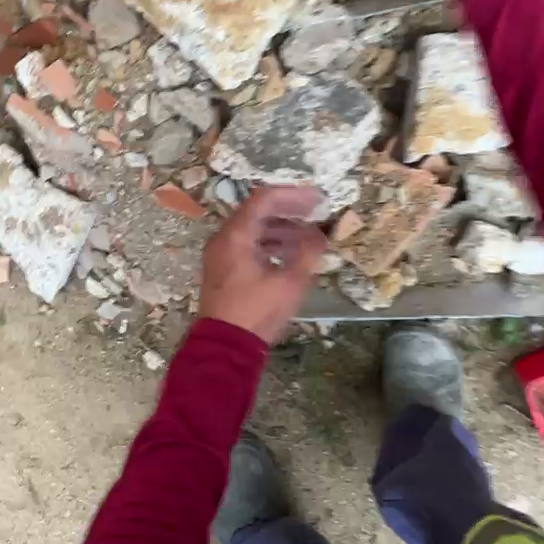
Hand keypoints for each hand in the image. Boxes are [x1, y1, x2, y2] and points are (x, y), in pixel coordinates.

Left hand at [200, 186, 326, 343]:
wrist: (224, 347)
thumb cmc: (257, 312)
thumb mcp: (290, 282)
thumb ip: (308, 253)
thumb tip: (321, 235)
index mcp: (237, 234)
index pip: (265, 199)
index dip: (294, 195)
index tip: (317, 199)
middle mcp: (224, 237)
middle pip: (259, 211)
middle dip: (290, 210)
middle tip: (316, 213)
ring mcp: (221, 253)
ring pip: (254, 229)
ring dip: (282, 228)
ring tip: (309, 235)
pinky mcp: (223, 268)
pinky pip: (249, 244)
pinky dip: (270, 244)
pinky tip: (291, 253)